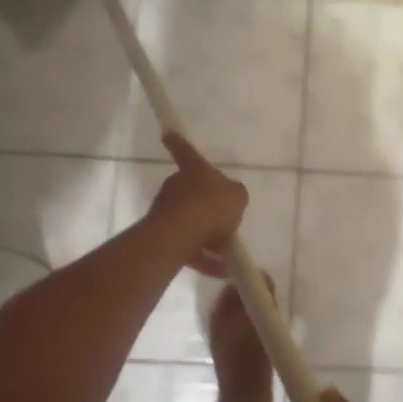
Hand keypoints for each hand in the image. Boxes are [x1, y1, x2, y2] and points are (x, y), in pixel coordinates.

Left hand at [147, 132, 247, 276]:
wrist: (180, 234)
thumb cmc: (211, 206)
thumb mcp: (237, 196)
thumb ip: (235, 196)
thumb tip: (230, 202)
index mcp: (194, 171)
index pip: (186, 151)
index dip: (178, 142)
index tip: (165, 131)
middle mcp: (178, 187)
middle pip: (195, 193)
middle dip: (209, 207)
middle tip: (227, 222)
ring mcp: (168, 212)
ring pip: (192, 221)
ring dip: (209, 235)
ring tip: (229, 252)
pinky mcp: (165, 237)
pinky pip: (189, 245)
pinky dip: (205, 257)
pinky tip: (224, 269)